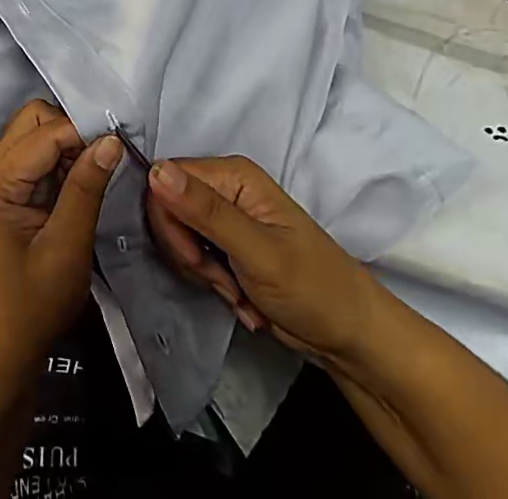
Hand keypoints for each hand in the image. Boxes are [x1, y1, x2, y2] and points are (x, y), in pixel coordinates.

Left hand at [0, 100, 122, 369]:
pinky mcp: (10, 188)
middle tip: (105, 159)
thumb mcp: (68, 246)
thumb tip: (111, 140)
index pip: (43, 133)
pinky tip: (82, 181)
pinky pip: (39, 155)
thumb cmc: (36, 302)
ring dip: (70, 144)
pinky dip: (64, 159)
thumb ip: (87, 188)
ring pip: (37, 132)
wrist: (10, 340)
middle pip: (34, 120)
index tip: (122, 140)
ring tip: (96, 174)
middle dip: (73, 130)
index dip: (84, 130)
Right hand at [147, 156, 394, 368]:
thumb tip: (156, 170)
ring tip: (237, 291)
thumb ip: (206, 211)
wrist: (351, 338)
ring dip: (200, 273)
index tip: (197, 258)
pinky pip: (191, 256)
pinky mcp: (224, 244)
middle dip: (187, 253)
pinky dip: (209, 282)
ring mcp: (224, 217)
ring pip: (176, 236)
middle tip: (221, 278)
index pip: (165, 180)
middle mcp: (225, 188)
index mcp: (234, 175)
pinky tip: (239, 297)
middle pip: (167, 209)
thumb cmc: (315, 289)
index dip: (170, 221)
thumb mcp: (258, 251)